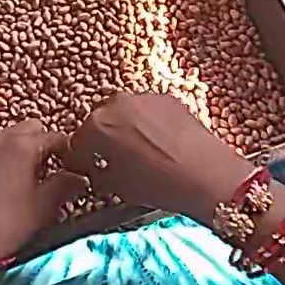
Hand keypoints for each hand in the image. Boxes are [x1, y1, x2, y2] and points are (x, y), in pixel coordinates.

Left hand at [0, 120, 87, 269]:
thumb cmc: (4, 227)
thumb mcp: (42, 208)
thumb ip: (64, 186)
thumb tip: (79, 178)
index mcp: (20, 145)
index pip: (55, 137)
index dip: (69, 151)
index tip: (75, 168)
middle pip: (31, 129)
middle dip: (45, 145)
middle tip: (55, 170)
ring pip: (11, 138)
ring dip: (25, 150)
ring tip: (34, 178)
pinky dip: (7, 158)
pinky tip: (11, 184)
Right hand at [67, 93, 253, 221]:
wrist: (206, 173)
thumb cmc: (158, 183)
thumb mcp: (118, 187)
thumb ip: (100, 175)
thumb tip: (98, 173)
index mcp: (97, 125)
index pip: (79, 142)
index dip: (82, 159)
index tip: (88, 170)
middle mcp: (116, 103)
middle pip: (100, 122)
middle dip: (103, 140)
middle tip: (113, 162)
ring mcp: (143, 97)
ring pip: (124, 113)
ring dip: (126, 129)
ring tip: (140, 153)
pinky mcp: (167, 98)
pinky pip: (147, 110)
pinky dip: (147, 123)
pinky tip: (159, 143)